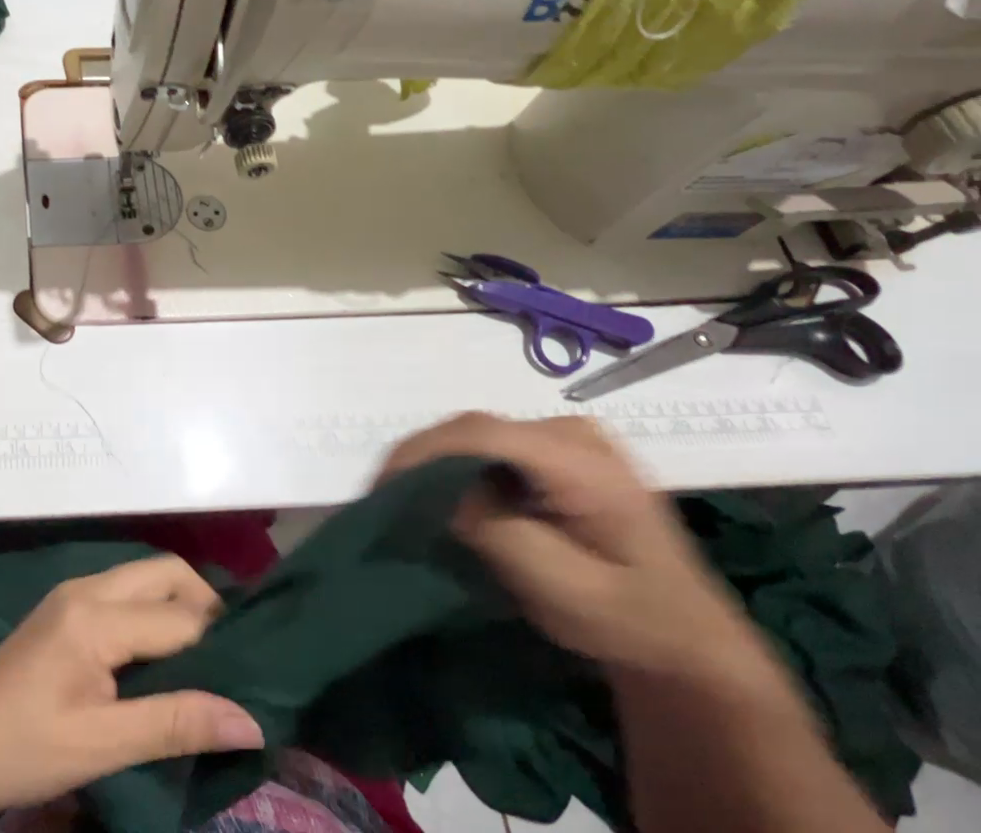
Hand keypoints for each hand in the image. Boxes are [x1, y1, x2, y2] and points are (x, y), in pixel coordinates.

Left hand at [0, 556, 264, 831]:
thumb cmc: (17, 748)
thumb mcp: (100, 746)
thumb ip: (175, 724)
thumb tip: (253, 721)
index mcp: (95, 617)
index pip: (183, 617)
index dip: (224, 646)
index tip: (260, 679)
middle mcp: (86, 591)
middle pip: (167, 574)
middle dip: (207, 609)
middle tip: (233, 668)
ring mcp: (71, 598)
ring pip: (146, 581)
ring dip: (181, 612)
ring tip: (208, 668)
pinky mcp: (63, 614)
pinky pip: (126, 598)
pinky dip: (156, 618)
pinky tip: (166, 663)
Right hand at [378, 414, 773, 680]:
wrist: (684, 637)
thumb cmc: (626, 620)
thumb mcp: (559, 587)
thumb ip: (496, 530)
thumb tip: (436, 491)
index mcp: (585, 463)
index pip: (483, 433)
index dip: (422, 453)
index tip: (381, 490)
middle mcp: (575, 433)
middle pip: (474, 428)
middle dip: (420, 459)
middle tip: (382, 500)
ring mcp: (569, 438)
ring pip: (475, 434)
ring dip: (434, 463)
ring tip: (402, 500)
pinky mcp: (559, 452)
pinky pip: (490, 446)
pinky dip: (455, 467)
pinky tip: (440, 497)